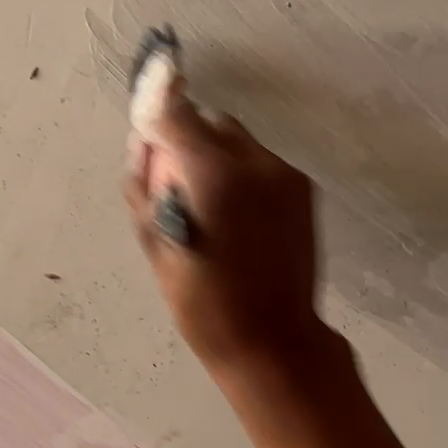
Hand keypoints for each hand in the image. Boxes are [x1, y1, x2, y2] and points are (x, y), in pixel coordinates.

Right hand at [122, 81, 341, 385]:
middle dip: (186, 138)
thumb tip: (145, 140)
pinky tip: (233, 214)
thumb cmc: (201, 302)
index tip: (146, 116)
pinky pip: (258, 161)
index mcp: (215, 176)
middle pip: (210, 120)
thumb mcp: (155, 243)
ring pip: (236, 138)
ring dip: (213, 154)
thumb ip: (144, 182)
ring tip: (206, 203)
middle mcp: (256, 162)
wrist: (274, 340)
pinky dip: (238, 172)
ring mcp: (286, 174)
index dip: (156, 107)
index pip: (177, 112)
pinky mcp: (304, 188)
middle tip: (172, 181)